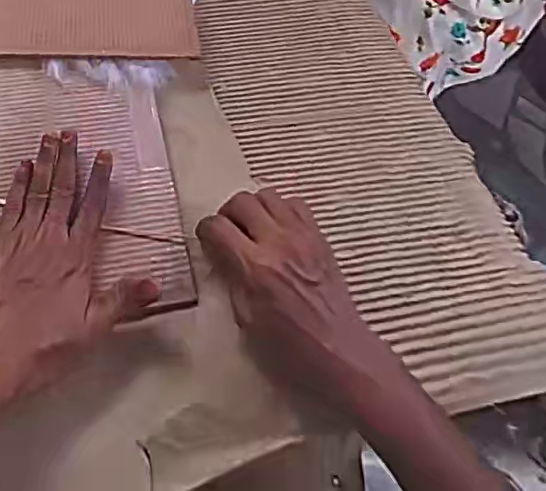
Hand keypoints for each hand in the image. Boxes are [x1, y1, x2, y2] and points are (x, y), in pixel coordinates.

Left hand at [0, 132, 161, 406]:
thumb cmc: (44, 347)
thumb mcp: (91, 330)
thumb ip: (123, 301)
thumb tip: (157, 283)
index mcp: (76, 256)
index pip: (92, 209)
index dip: (99, 180)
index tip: (104, 155)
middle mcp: (50, 239)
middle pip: (62, 190)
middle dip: (68, 159)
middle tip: (71, 131)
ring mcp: (22, 239)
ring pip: (37, 191)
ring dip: (44, 162)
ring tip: (49, 137)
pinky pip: (11, 207)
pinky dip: (17, 185)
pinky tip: (22, 168)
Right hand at [197, 189, 400, 400]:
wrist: (339, 350)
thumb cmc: (290, 347)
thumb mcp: (247, 320)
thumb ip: (230, 280)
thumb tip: (219, 256)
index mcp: (255, 268)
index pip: (217, 227)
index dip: (205, 231)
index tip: (207, 240)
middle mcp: (277, 243)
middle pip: (241, 201)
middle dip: (227, 214)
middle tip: (228, 232)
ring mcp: (301, 235)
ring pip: (267, 195)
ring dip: (254, 208)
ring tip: (253, 228)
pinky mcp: (318, 235)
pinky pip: (294, 203)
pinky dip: (281, 210)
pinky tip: (278, 229)